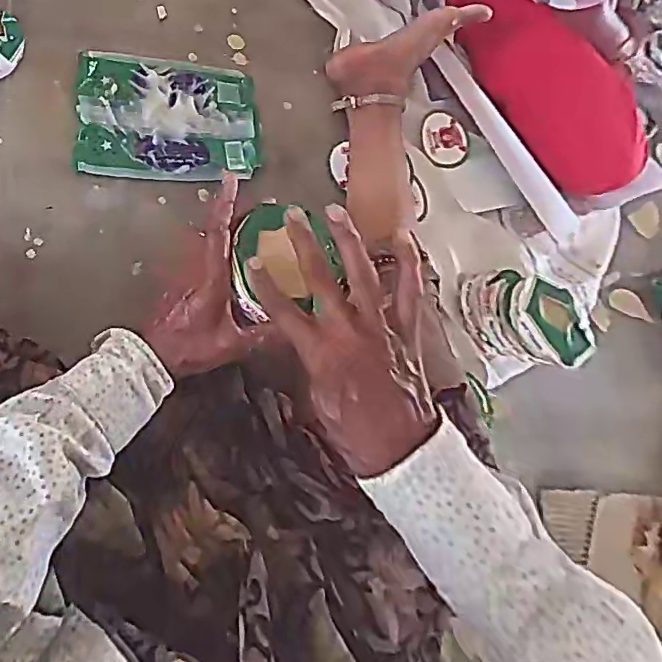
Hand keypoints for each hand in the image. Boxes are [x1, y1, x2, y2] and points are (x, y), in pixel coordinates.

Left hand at [142, 173, 274, 378]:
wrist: (153, 355)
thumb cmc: (189, 346)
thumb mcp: (229, 344)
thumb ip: (261, 335)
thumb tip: (291, 327)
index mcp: (211, 276)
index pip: (218, 232)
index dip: (226, 205)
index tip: (232, 181)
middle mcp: (198, 266)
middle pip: (213, 226)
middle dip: (230, 205)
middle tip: (248, 191)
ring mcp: (189, 269)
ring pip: (207, 235)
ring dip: (223, 218)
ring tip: (245, 210)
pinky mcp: (185, 277)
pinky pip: (204, 247)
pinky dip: (218, 235)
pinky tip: (232, 239)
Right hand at [245, 203, 437, 476]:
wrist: (402, 450)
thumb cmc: (354, 433)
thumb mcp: (315, 402)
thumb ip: (305, 364)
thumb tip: (296, 341)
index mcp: (321, 352)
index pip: (284, 311)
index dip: (265, 284)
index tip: (252, 259)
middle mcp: (349, 331)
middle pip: (321, 278)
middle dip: (304, 243)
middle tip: (293, 216)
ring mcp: (381, 326)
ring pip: (362, 273)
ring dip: (348, 240)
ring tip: (336, 211)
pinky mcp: (406, 329)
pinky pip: (409, 290)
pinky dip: (408, 263)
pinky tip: (403, 237)